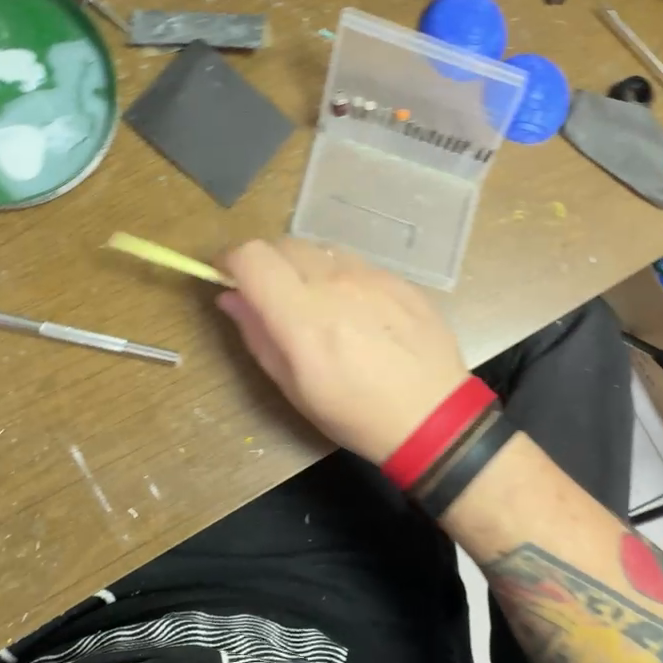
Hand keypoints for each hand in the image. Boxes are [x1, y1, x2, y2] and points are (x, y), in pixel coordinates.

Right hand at [218, 239, 470, 463]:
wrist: (434, 417)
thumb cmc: (357, 414)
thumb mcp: (296, 389)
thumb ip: (259, 336)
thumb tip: (231, 298)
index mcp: (303, 317)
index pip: (252, 256)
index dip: (231, 262)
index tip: (229, 279)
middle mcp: (336, 284)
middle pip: (284, 245)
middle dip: (267, 264)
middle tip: (272, 297)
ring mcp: (372, 277)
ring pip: (322, 249)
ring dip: (306, 267)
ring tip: (317, 305)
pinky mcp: (400, 280)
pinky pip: (357, 263)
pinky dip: (342, 277)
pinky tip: (357, 311)